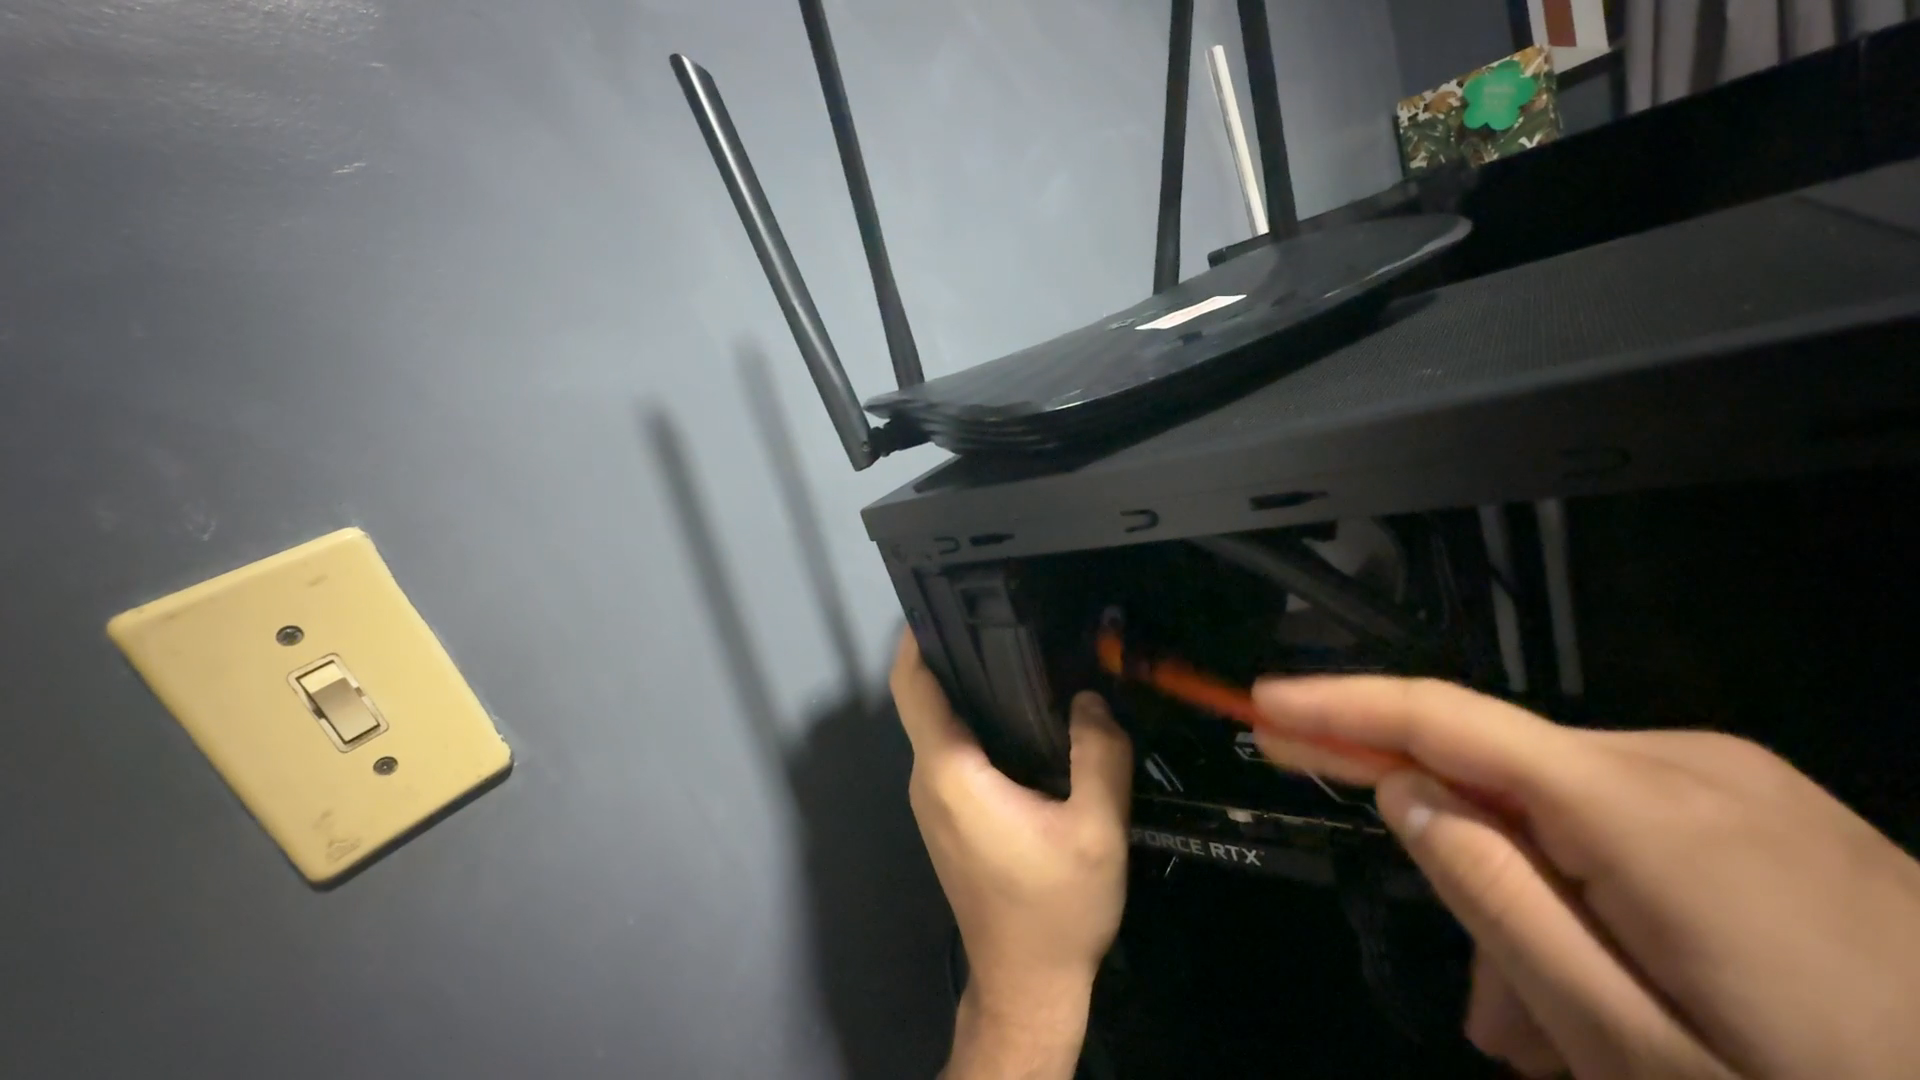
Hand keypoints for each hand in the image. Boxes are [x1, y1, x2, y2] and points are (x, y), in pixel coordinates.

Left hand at [890, 631, 1132, 1079]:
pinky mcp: (946, 819)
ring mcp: (932, 803)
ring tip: (1019, 660)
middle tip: (1003, 621)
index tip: (938, 602)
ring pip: (937, 728)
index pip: (913, 687)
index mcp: (951, 774)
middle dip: (952, 656)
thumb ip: (1100, 754)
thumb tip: (1090, 699)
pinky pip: (949, 754)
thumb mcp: (1096, 829)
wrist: (1027, 982)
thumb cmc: (1056, 910)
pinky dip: (973, 726)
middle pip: (925, 701)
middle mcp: (928, 782)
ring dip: (966, 692)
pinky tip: (1021, 719)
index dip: (916, 639)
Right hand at [1250, 676, 1919, 1079]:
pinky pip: (1631, 825)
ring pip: (1563, 810)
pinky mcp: (1778, 814)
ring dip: (1534, 899)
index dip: (1339, 706)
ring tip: (1571, 1033)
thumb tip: (1403, 791)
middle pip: (1503, 779)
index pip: (1446, 721)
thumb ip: (1497, 900)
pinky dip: (1593, 890)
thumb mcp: (1628, 1046)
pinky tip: (1634, 987)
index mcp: (1646, 809)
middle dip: (1462, 865)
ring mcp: (1745, 784)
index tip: (1261, 704)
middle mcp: (1688, 764)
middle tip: (1491, 1017)